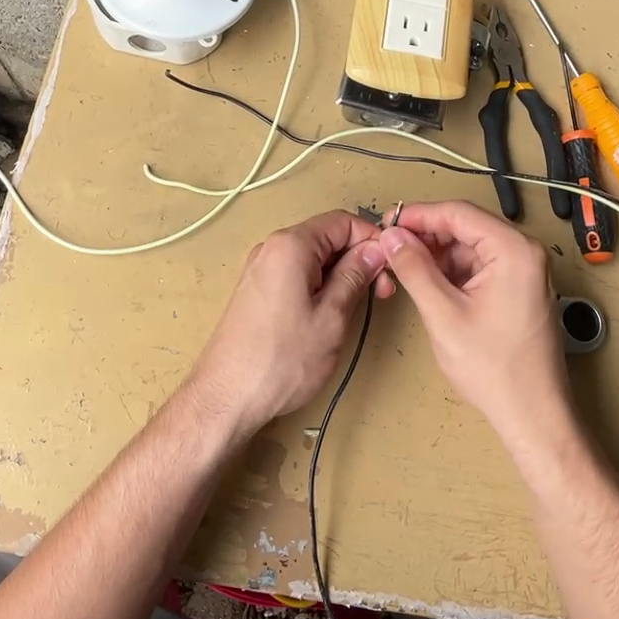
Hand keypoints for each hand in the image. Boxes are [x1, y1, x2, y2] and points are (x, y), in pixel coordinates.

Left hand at [185, 210, 388, 433]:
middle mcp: (272, 248)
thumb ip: (355, 276)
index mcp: (291, 245)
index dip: (372, 239)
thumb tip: (376, 250)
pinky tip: (330, 313)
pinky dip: (319, 285)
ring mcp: (260, 269)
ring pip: (313, 258)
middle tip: (380, 294)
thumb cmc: (282, 359)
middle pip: (327, 237)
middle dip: (358, 258)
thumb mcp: (332, 317)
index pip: (342, 221)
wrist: (226, 396)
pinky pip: (296, 274)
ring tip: (357, 308)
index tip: (391, 267)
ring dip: (341, 275)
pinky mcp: (256, 291)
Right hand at [378, 201, 569, 433]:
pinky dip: (450, 270)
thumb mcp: (443, 314)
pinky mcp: (517, 288)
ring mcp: (523, 271)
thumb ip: (414, 268)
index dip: (419, 215)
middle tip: (390, 246)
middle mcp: (524, 253)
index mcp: (514, 250)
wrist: (533, 414)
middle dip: (426, 235)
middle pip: (465, 227)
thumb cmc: (495, 369)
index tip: (388, 223)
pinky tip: (427, 282)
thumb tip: (392, 236)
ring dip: (436, 254)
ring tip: (403, 266)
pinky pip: (478, 265)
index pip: (459, 213)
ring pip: (469, 246)